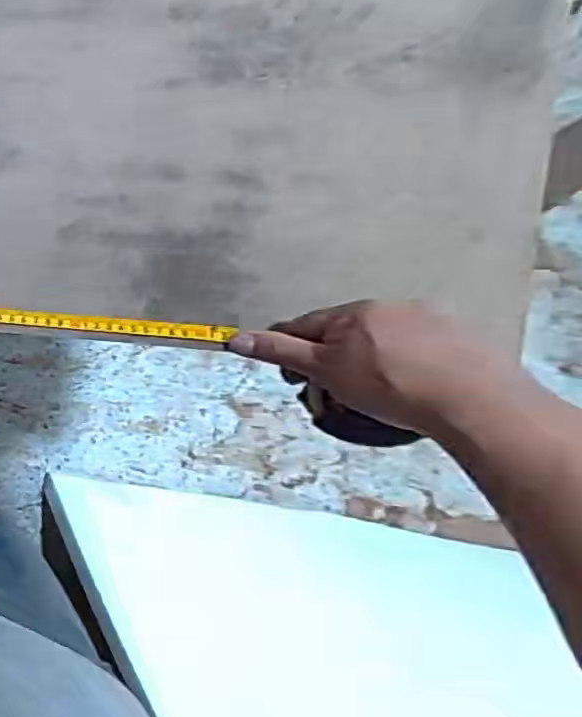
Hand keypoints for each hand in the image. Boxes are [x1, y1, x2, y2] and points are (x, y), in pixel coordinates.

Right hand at [227, 300, 540, 441]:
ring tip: (381, 390)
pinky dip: (411, 362)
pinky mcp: (468, 338)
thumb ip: (278, 350)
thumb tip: (234, 338)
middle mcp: (392, 307)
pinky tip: (417, 384)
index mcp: (354, 311)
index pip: (303, 326)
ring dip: (372, 359)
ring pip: (383, 339)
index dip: (292, 352)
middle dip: (334, 357)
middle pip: (344, 332)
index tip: (297, 378)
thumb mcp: (323, 371)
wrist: (482, 408)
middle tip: (338, 389)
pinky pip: (422, 346)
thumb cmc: (393, 388)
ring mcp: (435, 320)